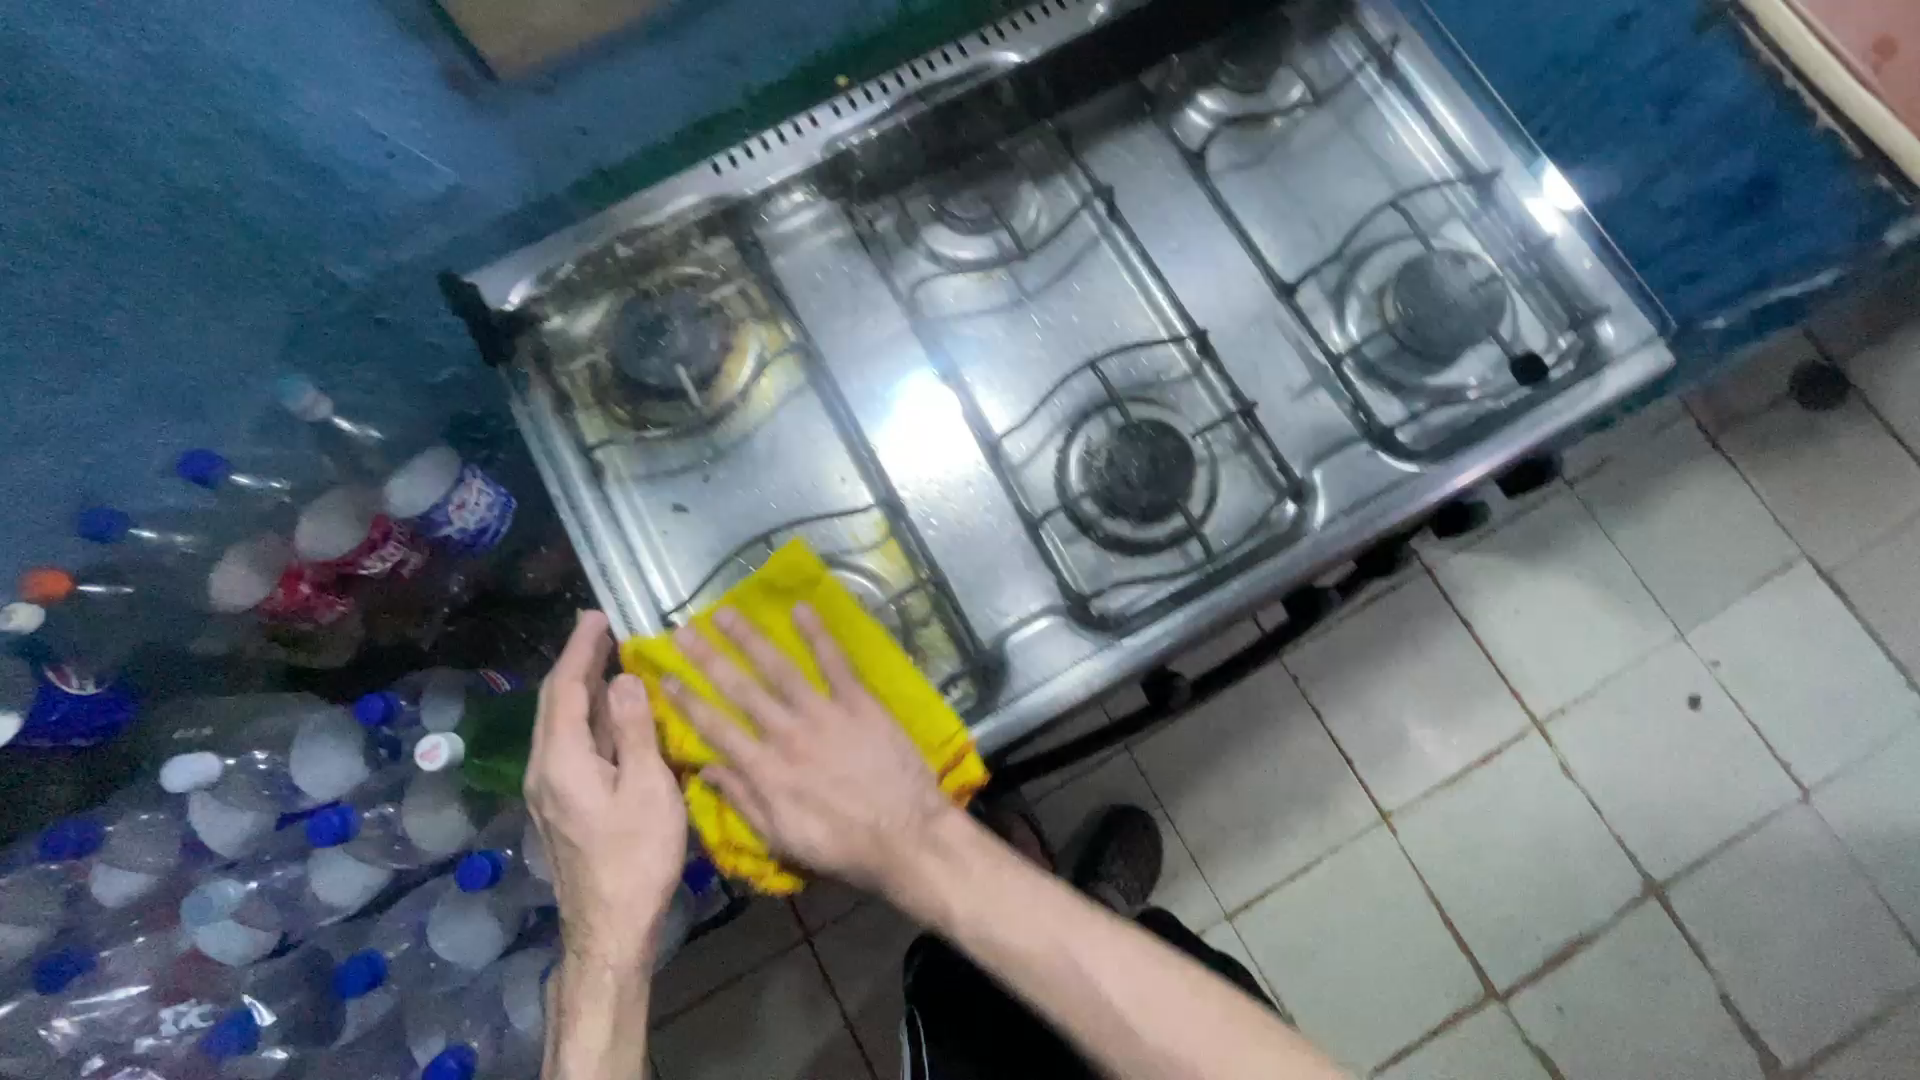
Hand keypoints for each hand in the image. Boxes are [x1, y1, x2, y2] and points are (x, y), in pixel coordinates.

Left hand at [525, 611, 687, 970]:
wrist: (610, 925)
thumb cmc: (636, 856)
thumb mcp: (647, 788)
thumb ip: (635, 730)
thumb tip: (625, 679)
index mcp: (561, 760)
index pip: (566, 689)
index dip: (581, 649)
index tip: (599, 615)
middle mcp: (544, 768)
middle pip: (555, 702)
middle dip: (577, 662)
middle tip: (605, 628)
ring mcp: (549, 789)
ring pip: (560, 723)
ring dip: (583, 687)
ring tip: (611, 660)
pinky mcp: (561, 803)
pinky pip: (569, 743)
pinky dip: (589, 716)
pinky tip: (613, 715)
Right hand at [665, 605, 960, 896]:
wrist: (905, 836)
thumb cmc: (842, 846)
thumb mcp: (781, 838)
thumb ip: (743, 801)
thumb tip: (705, 769)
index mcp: (765, 771)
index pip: (716, 728)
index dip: (687, 701)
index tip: (664, 675)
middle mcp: (787, 735)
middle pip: (740, 690)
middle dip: (708, 659)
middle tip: (683, 630)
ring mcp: (824, 715)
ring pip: (779, 669)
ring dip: (750, 639)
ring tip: (726, 613)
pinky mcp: (859, 703)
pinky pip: (835, 663)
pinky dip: (818, 635)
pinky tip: (801, 609)